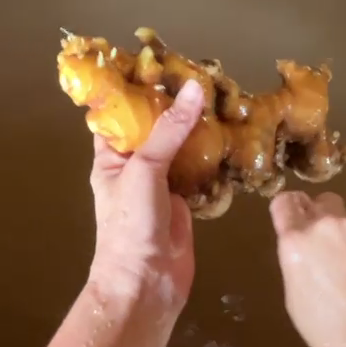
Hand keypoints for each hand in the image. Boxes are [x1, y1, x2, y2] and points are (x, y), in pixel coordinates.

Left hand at [88, 78, 203, 319]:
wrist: (146, 285)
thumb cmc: (131, 224)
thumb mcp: (145, 169)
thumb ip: (170, 129)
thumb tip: (194, 87)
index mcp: (112, 155)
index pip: (119, 112)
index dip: (135, 88)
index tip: (160, 61)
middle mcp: (135, 164)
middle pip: (156, 126)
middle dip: (176, 104)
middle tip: (204, 74)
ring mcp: (162, 182)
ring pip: (181, 145)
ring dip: (198, 126)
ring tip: (223, 96)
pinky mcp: (186, 199)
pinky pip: (200, 168)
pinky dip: (214, 153)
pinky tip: (233, 133)